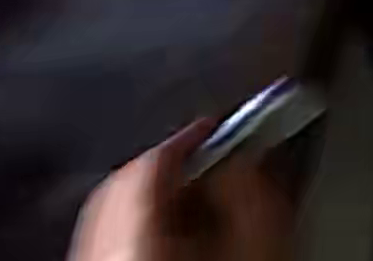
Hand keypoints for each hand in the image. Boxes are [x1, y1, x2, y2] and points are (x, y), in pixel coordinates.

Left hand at [69, 121, 290, 260]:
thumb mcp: (263, 243)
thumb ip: (252, 186)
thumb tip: (242, 152)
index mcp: (135, 248)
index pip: (146, 168)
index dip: (188, 136)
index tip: (221, 125)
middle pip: (117, 193)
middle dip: (168, 165)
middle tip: (214, 153)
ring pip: (110, 224)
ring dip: (157, 198)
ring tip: (205, 195)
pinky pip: (111, 251)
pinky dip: (147, 229)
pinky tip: (185, 238)